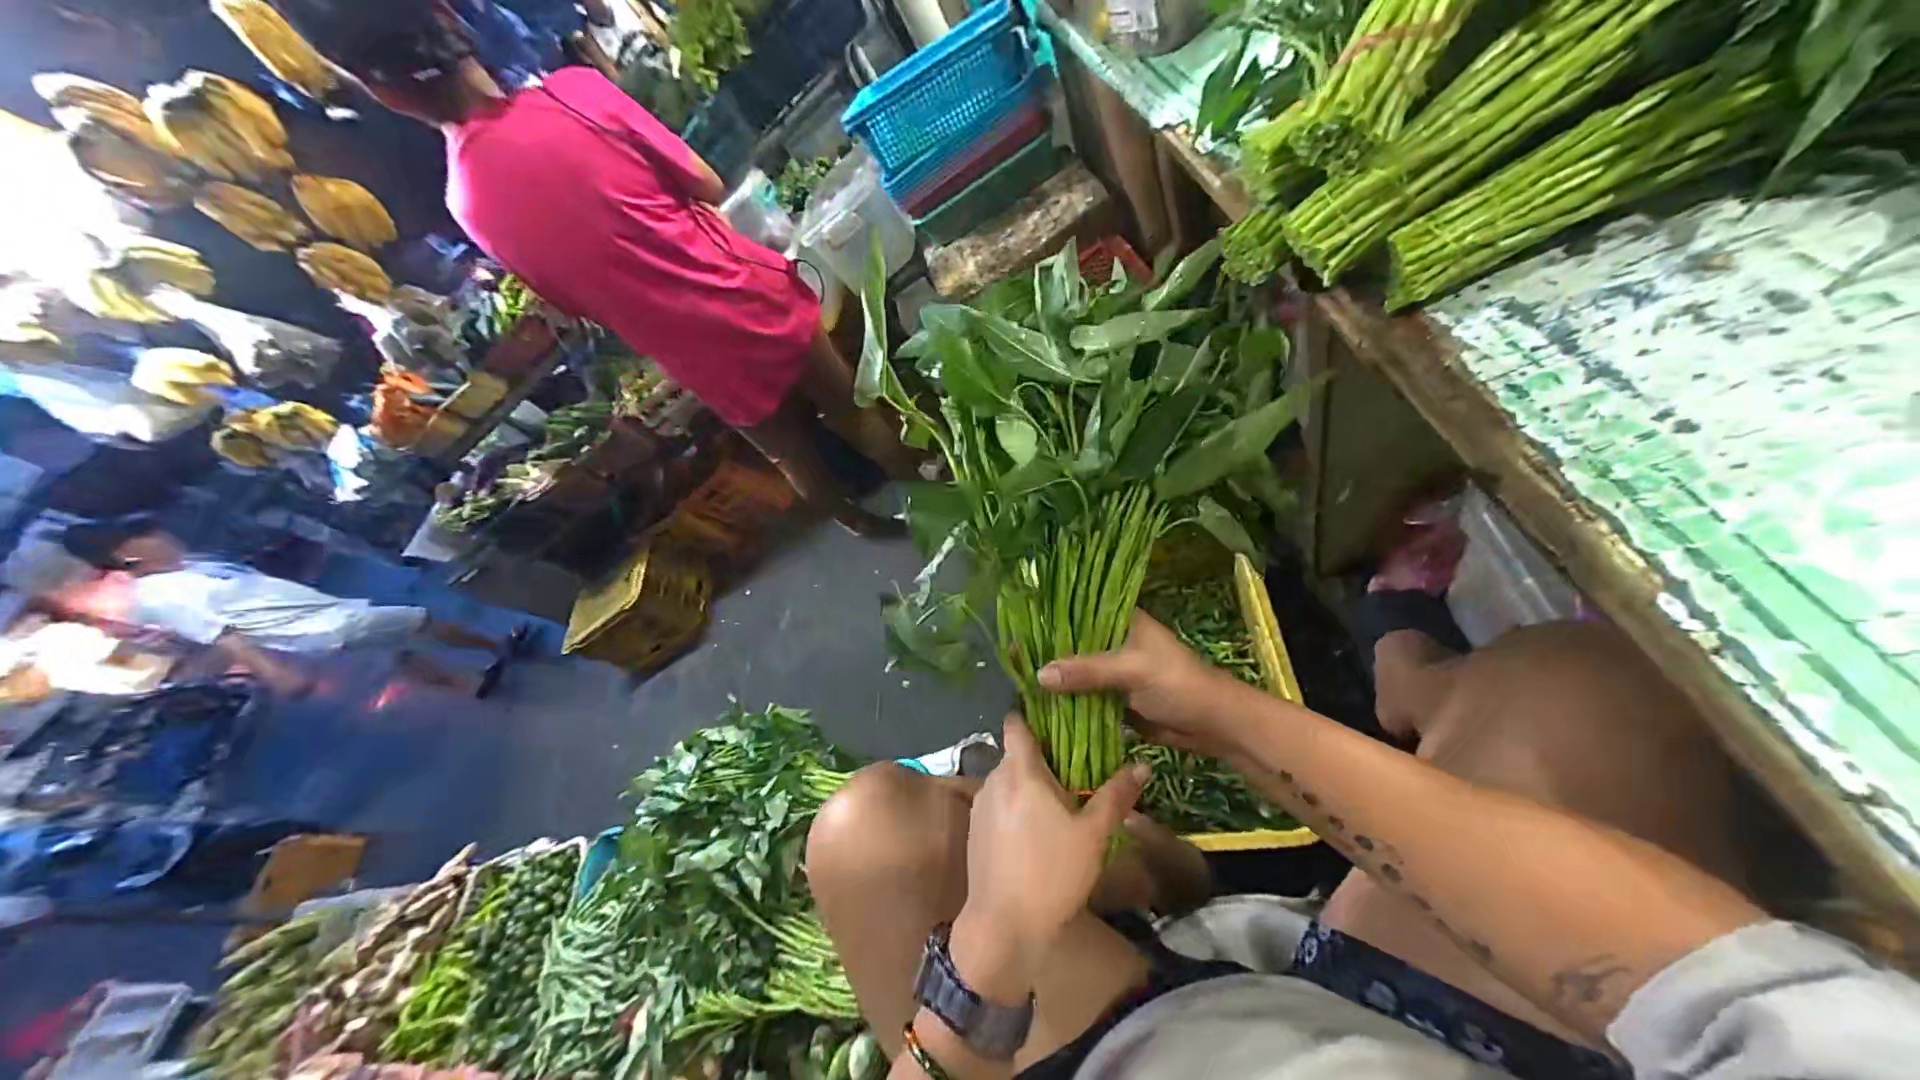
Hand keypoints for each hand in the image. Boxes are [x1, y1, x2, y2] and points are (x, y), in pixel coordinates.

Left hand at [958, 715, 1146, 990]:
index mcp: (1021, 772)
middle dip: (1040, 758)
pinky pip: (997, 802)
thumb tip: (1142, 764)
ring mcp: (980, 805)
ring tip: (1058, 802)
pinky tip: (1034, 830)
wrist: (1004, 924)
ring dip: (1027, 785)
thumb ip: (1116, 795)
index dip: (1032, 715)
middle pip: (1016, 754)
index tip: (1054, 716)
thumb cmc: (1053, 873)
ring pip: (1007, 780)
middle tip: (1073, 769)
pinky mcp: (974, 829)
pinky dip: (1014, 805)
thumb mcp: (1093, 835)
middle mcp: (994, 780)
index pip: (1016, 724)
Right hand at [1038, 611, 1256, 757]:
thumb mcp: (1132, 670)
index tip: (1017, 622)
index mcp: (1121, 618)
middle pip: (1072, 642)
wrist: (1214, 725)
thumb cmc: (1178, 684)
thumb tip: (1039, 674)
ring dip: (1055, 678)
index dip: (1049, 615)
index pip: (1078, 608)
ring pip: (1076, 670)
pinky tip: (1040, 703)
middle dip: (1046, 651)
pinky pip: (1084, 695)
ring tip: (1017, 679)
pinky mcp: (1114, 696)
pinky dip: (1067, 699)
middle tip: (1010, 657)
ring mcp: (1113, 669)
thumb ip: (1088, 671)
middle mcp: (1113, 639)